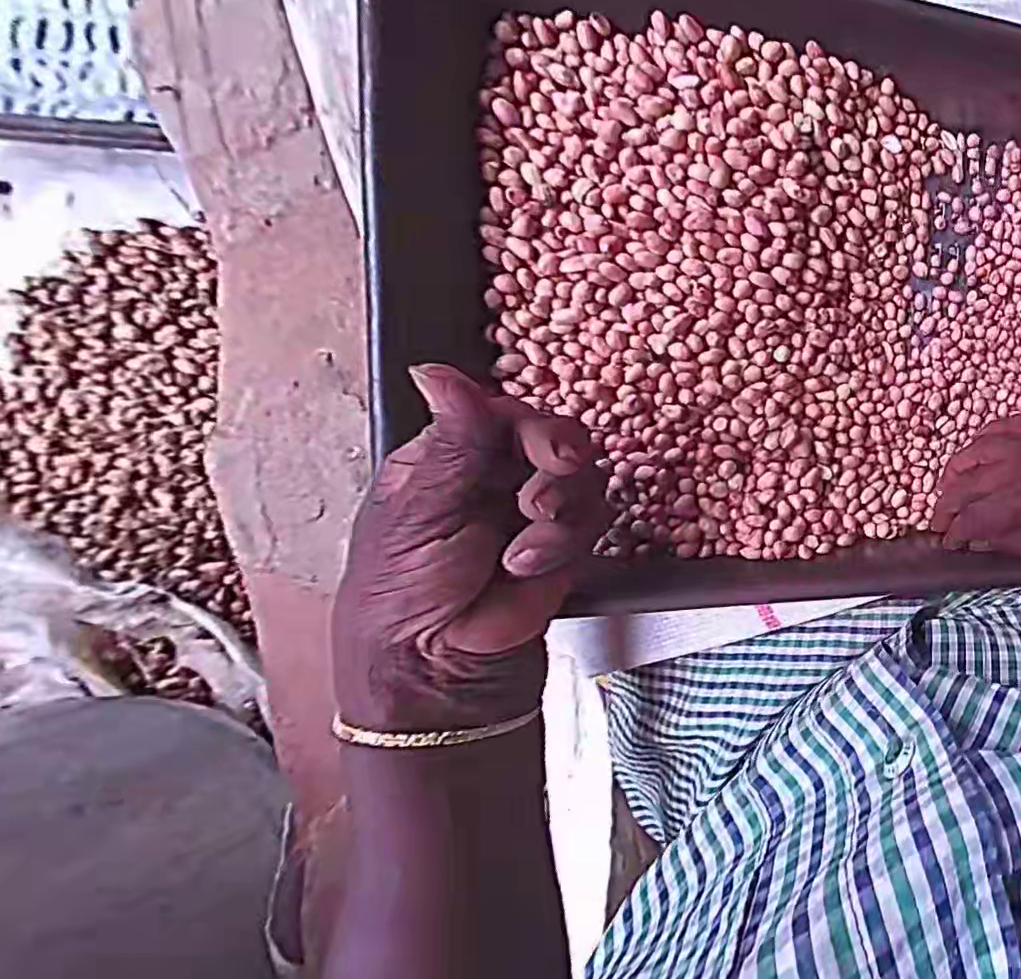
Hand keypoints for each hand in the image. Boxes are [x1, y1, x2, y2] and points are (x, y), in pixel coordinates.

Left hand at [332, 364, 609, 732]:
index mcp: (446, 461)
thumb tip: (438, 373)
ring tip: (527, 540)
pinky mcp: (566, 541)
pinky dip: (565, 539)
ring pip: (580, 475)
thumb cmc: (403, 598)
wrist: (441, 673)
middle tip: (554, 470)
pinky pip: (591, 516)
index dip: (525, 420)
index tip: (536, 438)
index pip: (500, 415)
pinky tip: (529, 563)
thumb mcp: (419, 514)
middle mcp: (495, 479)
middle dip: (558, 453)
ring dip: (560, 506)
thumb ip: (451, 444)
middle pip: (552, 437)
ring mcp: (534, 510)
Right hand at [930, 418, 1020, 568]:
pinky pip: (1000, 427)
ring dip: (955, 471)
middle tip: (941, 523)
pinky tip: (978, 453)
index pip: (971, 518)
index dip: (954, 533)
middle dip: (945, 506)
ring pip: (973, 451)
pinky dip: (982, 438)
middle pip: (963, 484)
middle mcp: (1020, 468)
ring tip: (951, 490)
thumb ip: (1016, 545)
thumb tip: (981, 543)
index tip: (949, 543)